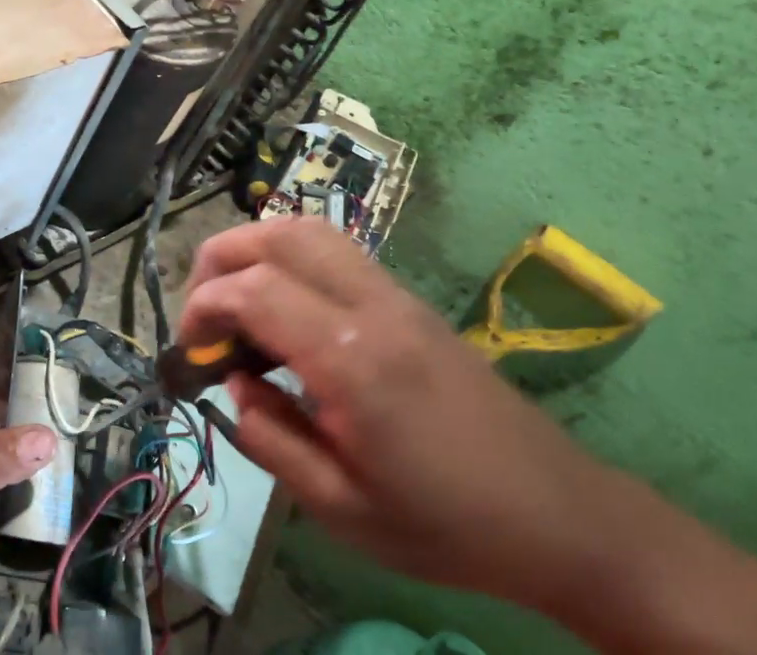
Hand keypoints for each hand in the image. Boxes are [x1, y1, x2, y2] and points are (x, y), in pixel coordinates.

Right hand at [179, 218, 756, 652]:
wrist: (564, 520)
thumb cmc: (447, 525)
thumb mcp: (339, 506)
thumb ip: (270, 439)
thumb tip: (237, 386)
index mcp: (353, 359)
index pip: (252, 289)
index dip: (203, 309)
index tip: (192, 355)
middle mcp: (374, 308)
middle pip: (278, 234)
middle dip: (220, 262)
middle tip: (205, 320)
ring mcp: (398, 298)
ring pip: (310, 231)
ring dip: (255, 254)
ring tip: (237, 311)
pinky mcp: (412, 305)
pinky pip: (336, 255)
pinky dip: (289, 265)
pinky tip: (285, 321)